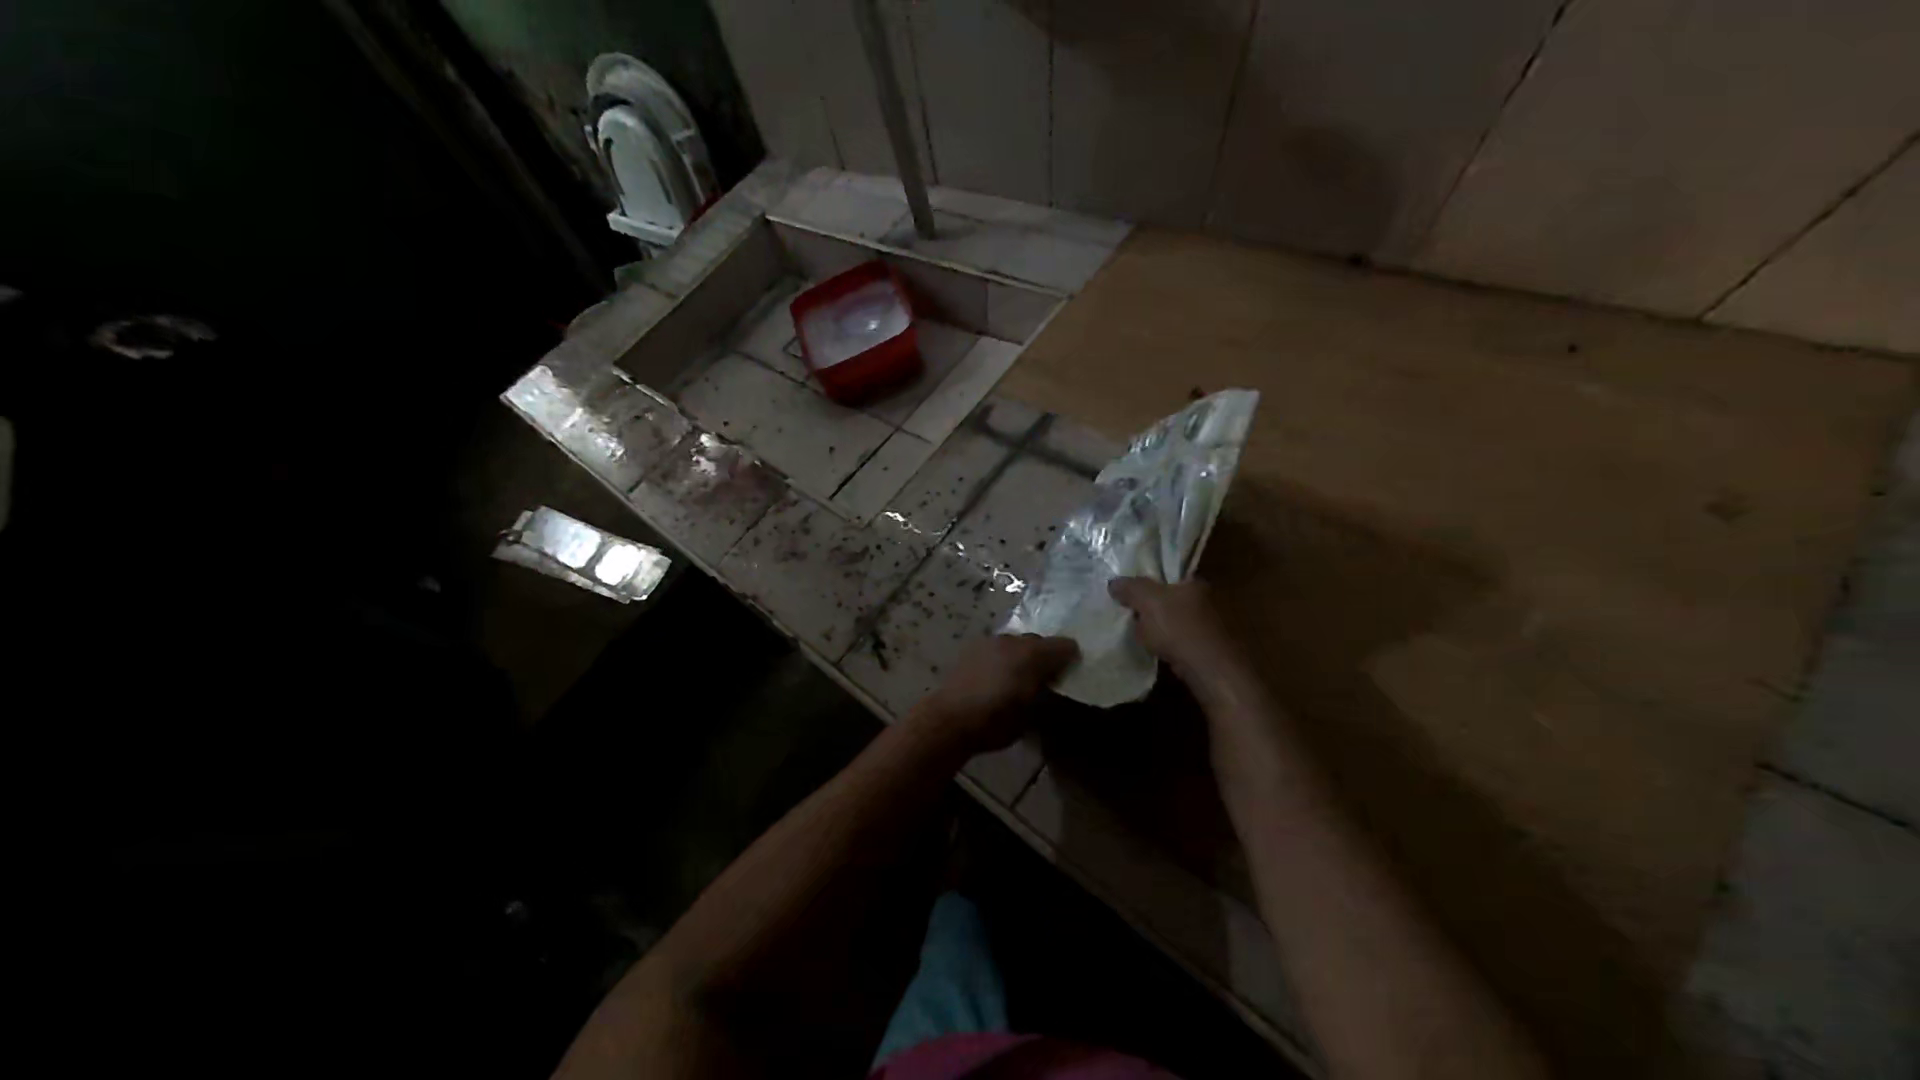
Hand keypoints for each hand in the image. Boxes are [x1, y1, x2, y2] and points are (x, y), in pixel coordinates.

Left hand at [908, 634, 1077, 754]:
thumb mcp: (1031, 713)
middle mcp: (1013, 641)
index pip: (1061, 646)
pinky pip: (995, 649)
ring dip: (1021, 655)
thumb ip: (1046, 690)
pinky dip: (1001, 658)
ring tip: (1020, 676)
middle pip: (1036, 641)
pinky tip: (997, 675)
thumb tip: (1053, 680)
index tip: (1072, 670)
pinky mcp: (970, 649)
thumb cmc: (996, 720)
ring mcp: (990, 642)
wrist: (950, 718)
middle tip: (1047, 676)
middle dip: (1044, 655)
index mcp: (1032, 654)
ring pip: (1014, 643)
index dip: (1069, 656)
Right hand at [1107, 577, 1242, 682]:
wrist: (1209, 669)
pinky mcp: (1209, 648)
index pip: (1170, 575)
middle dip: (1154, 606)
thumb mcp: (1148, 601)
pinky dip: (1170, 644)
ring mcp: (1212, 626)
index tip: (1131, 592)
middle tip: (1131, 613)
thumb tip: (1113, 583)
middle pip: (1172, 598)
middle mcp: (1208, 600)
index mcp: (1196, 583)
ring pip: (1177, 621)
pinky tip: (1157, 651)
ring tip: (1140, 635)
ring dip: (1162, 628)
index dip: (1149, 581)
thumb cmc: (1179, 628)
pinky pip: (1182, 640)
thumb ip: (1130, 588)